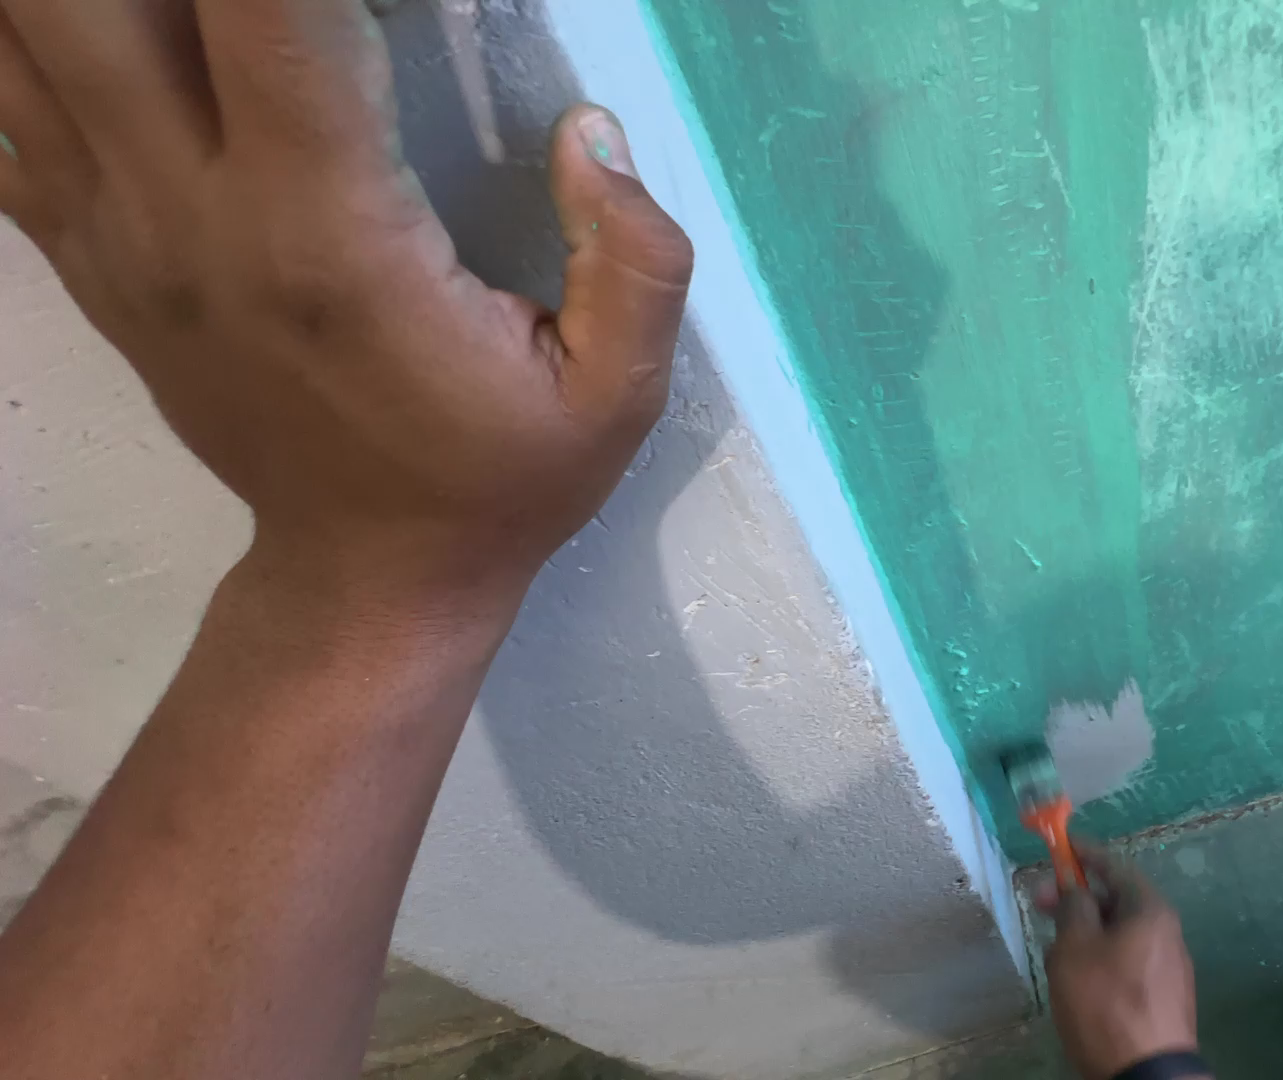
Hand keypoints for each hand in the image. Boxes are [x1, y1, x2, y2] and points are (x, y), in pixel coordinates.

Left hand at [0, 0, 690, 612]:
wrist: (381, 568)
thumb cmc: (512, 479)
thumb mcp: (622, 396)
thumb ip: (637, 266)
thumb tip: (593, 134)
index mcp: (338, 242)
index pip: (284, 15)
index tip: (427, 7)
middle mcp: (193, 211)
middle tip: (323, 25)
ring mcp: (114, 227)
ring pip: (23, 17)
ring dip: (140, 4)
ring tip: (251, 46)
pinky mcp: (87, 250)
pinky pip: (2, 87)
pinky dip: (62, 43)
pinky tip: (164, 70)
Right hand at [1038, 843, 1203, 1079]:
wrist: (1147, 1079)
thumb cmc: (1106, 1002)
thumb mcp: (1075, 946)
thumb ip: (1073, 906)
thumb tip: (1076, 887)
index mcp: (1150, 910)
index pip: (1114, 865)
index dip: (1083, 853)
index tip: (1060, 846)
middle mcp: (1167, 931)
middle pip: (1117, 900)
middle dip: (1078, 898)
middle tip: (1041, 904)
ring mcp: (1169, 966)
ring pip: (1120, 933)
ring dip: (1086, 930)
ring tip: (1054, 947)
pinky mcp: (1164, 997)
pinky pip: (1128, 960)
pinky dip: (1102, 956)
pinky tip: (1079, 976)